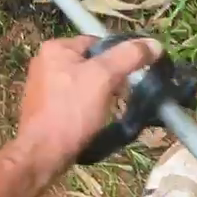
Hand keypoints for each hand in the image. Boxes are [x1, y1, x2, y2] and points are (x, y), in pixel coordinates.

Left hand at [14, 36, 162, 172]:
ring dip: (102, 94)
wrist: (42, 154)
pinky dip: (89, 107)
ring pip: (86, 83)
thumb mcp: (103, 77)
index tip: (133, 75)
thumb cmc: (71, 111)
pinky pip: (76, 100)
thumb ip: (129, 57)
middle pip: (92, 63)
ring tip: (111, 110)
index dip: (119, 56)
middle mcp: (46, 63)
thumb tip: (154, 43)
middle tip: (122, 95)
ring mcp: (44, 87)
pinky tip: (95, 121)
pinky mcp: (46, 108)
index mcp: (56, 48)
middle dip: (111, 78)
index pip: (98, 42)